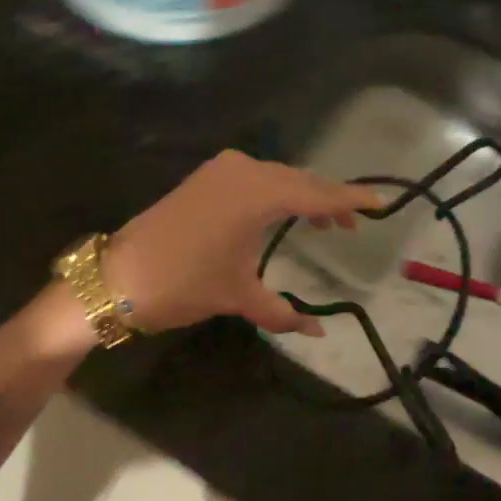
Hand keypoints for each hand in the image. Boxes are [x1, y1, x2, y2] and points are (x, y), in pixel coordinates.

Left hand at [101, 150, 377, 336]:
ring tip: (324, 224)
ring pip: (278, 176)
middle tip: (352, 224)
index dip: (350, 199)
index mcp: (259, 194)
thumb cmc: (184, 284)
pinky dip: (276, 191)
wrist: (119, 275)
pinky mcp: (207, 176)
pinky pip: (256, 177)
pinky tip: (283, 212)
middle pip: (300, 181)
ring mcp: (223, 169)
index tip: (381, 201)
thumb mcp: (238, 296)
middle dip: (327, 200)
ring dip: (302, 195)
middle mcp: (245, 171)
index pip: (317, 194)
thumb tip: (317, 331)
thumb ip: (283, 311)